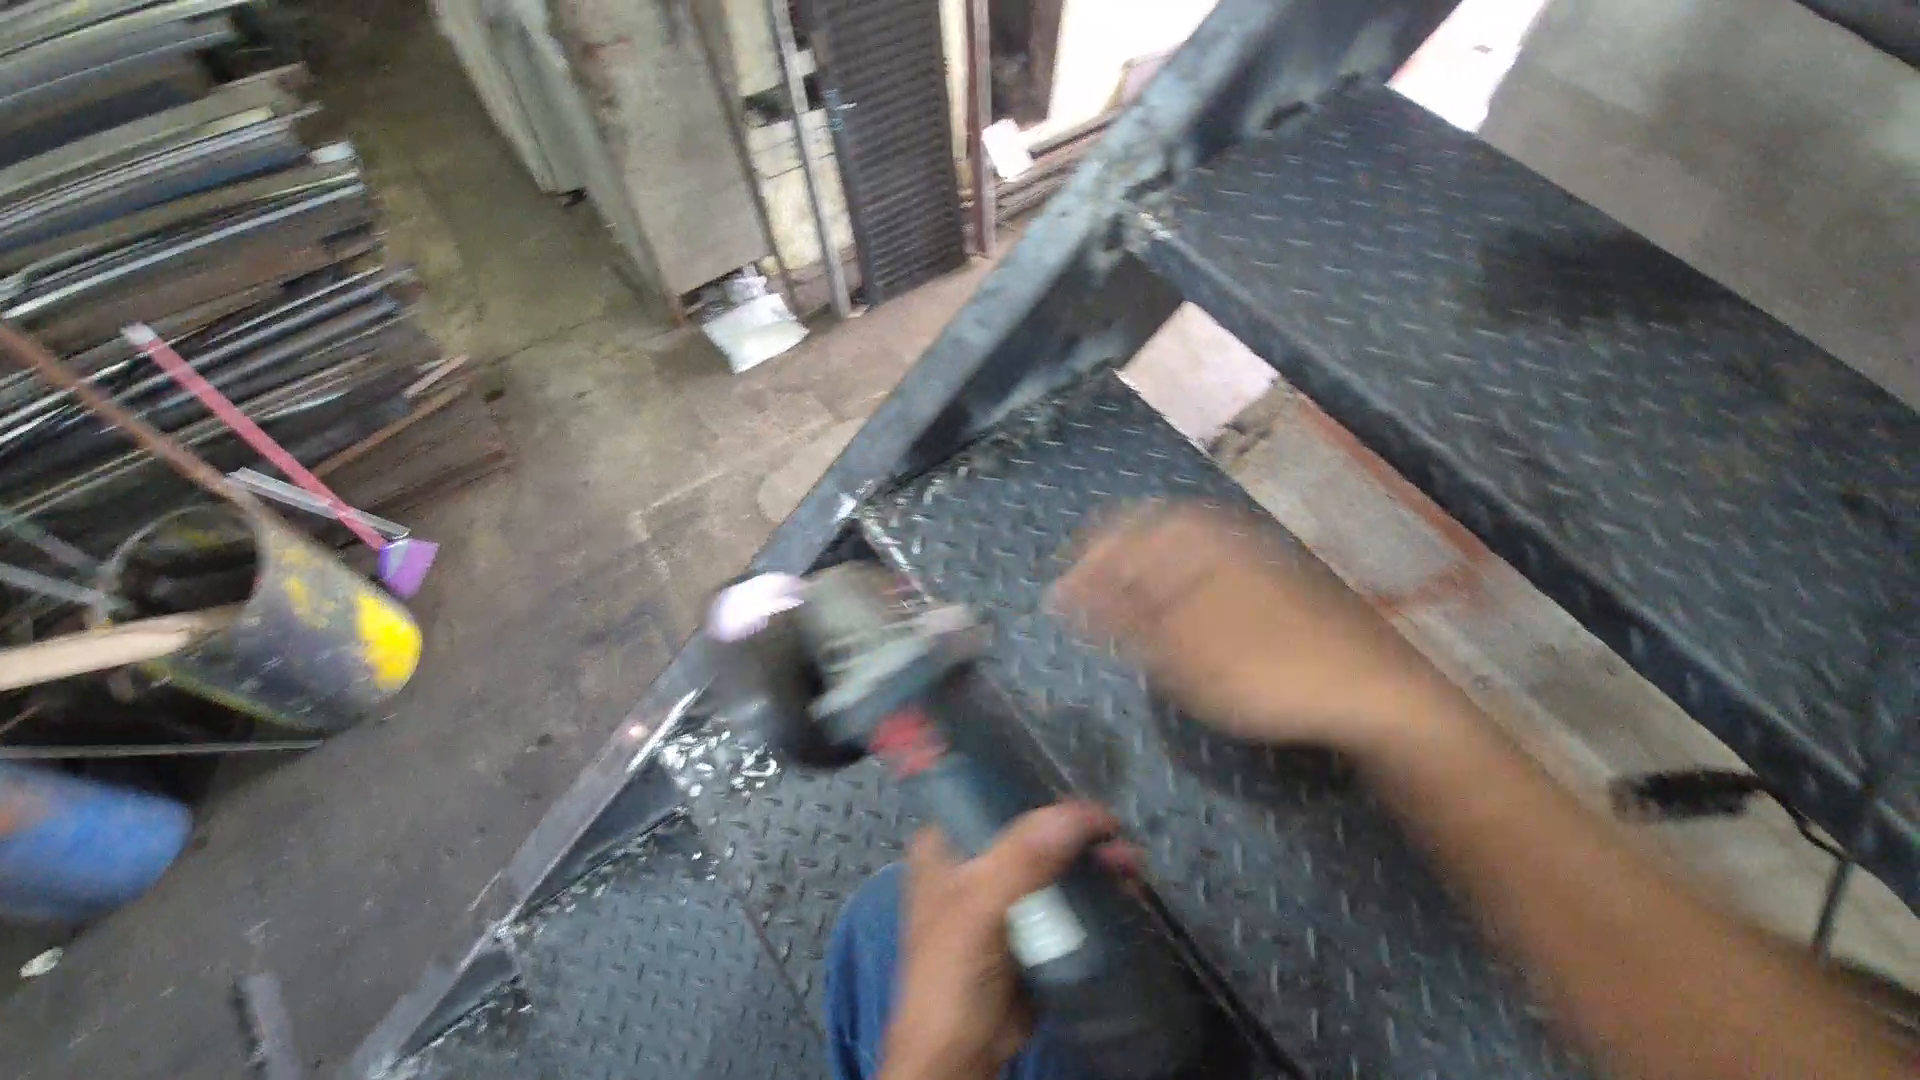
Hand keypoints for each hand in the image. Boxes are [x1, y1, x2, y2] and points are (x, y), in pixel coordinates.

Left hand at [881, 802, 1118, 1079]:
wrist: (959, 1058)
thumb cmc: (951, 976)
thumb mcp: (980, 910)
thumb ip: (1022, 859)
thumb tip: (1074, 812)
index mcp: (947, 845)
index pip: (990, 796)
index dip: (1034, 790)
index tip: (1081, 797)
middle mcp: (973, 862)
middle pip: (1031, 829)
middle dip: (1076, 829)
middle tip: (1115, 834)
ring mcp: (1002, 895)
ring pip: (1053, 861)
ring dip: (1091, 859)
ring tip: (1130, 862)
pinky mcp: (1028, 927)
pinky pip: (1064, 897)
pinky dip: (1093, 890)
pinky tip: (1122, 888)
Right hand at [1052, 504, 1467, 756]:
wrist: (1370, 690)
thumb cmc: (1263, 672)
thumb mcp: (1177, 652)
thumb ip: (1118, 616)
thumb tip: (1060, 592)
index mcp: (1190, 543)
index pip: (1112, 536)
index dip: (1080, 568)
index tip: (1057, 603)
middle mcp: (1217, 534)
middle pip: (1143, 533)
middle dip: (1110, 566)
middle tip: (1090, 607)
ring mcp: (1248, 552)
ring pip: (1175, 548)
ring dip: (1142, 575)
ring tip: (1126, 614)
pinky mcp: (1269, 576)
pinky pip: (1204, 564)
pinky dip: (1177, 584)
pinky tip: (1179, 615)